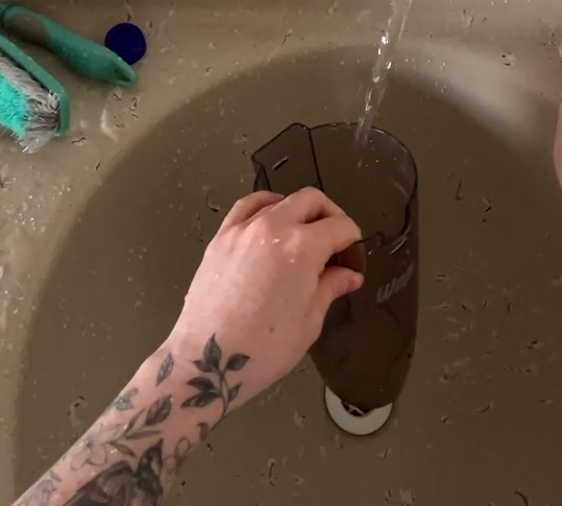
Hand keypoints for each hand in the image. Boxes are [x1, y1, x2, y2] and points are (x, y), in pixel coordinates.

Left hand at [166, 188, 364, 407]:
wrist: (208, 361)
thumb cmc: (262, 349)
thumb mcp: (309, 322)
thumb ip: (330, 288)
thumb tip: (347, 275)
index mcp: (303, 248)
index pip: (339, 227)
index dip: (353, 240)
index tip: (353, 255)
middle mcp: (274, 228)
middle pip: (312, 200)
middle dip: (331, 215)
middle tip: (336, 239)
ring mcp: (244, 228)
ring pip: (281, 200)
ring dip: (299, 210)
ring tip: (306, 233)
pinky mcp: (222, 236)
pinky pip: (247, 206)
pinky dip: (266, 205)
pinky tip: (272, 217)